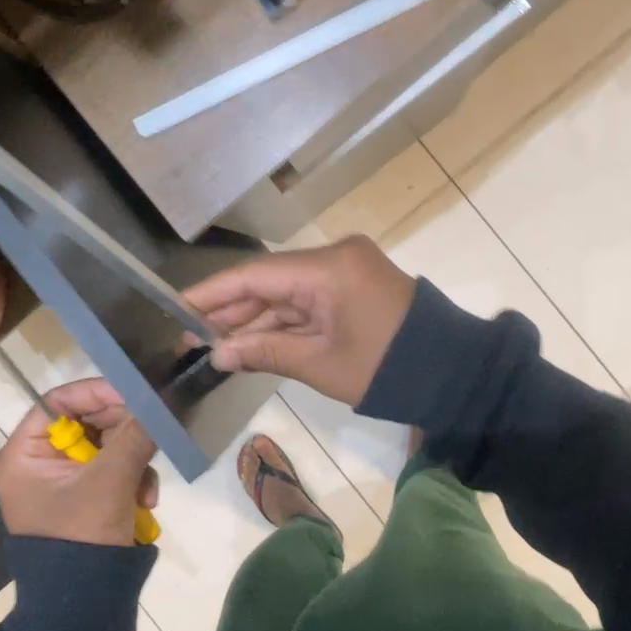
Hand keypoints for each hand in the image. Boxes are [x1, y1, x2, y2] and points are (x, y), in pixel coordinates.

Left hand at [0, 379, 159, 546]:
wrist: (82, 607)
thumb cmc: (82, 536)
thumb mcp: (110, 482)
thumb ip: (134, 436)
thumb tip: (160, 401)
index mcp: (24, 455)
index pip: (58, 402)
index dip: (97, 392)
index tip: (136, 394)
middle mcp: (37, 463)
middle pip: (87, 423)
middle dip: (124, 434)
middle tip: (153, 434)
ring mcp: (61, 484)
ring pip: (106, 448)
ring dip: (134, 461)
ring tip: (147, 489)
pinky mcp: (83, 501)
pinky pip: (111, 473)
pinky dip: (132, 481)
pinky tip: (145, 502)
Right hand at [183, 234, 415, 404]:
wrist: (454, 372)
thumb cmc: (386, 369)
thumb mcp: (320, 364)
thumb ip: (264, 352)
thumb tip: (217, 354)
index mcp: (329, 267)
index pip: (255, 275)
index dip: (212, 294)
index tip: (176, 310)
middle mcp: (335, 257)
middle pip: (268, 281)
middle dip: (230, 310)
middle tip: (189, 336)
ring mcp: (346, 271)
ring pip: (286, 292)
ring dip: (254, 319)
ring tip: (212, 344)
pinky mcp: (353, 288)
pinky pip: (307, 300)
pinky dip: (281, 322)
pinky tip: (249, 341)